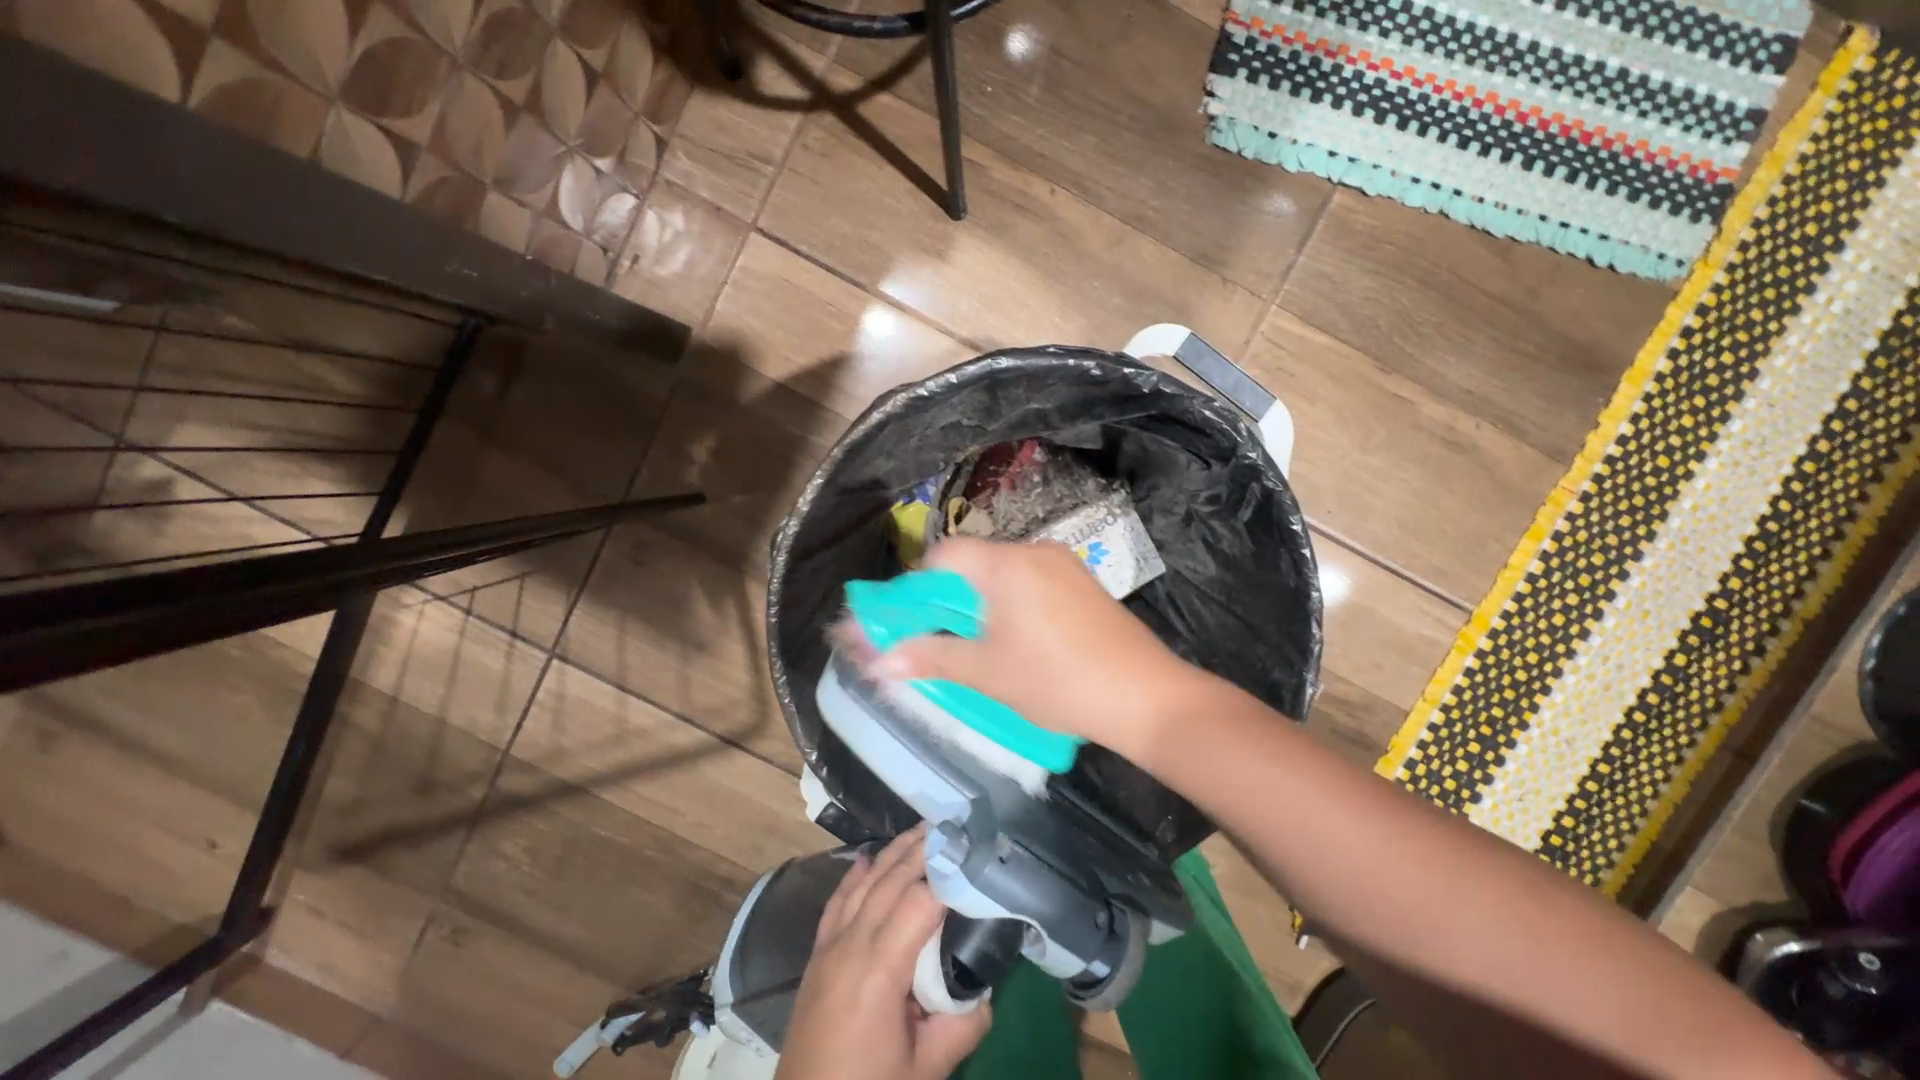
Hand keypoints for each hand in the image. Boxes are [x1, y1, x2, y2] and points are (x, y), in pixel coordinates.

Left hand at [777, 827, 990, 1079]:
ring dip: (891, 855)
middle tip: (954, 826)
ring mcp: (828, 949)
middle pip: (889, 881)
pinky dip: (854, 878)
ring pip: (862, 885)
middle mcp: (850, 946)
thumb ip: (963, 1025)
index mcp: (879, 969)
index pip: (919, 903)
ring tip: (920, 832)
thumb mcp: (926, 1070)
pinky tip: (866, 861)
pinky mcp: (817, 959)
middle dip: (922, 851)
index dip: (948, 876)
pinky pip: (836, 904)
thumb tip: (984, 992)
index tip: (975, 855)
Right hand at [867, 538, 1205, 759]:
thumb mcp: (987, 673)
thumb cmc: (1057, 681)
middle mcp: (1035, 551)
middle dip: (951, 598)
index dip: (919, 585)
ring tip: (983, 646)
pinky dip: (1015, 604)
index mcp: (1006, 564)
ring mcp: (1066, 565)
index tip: (915, 621)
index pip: (944, 554)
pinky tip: (1023, 642)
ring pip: (1005, 573)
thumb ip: (932, 658)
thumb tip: (881, 661)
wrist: (1145, 696)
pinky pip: (1034, 582)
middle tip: (944, 640)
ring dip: (984, 602)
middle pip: (975, 562)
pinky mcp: (1086, 584)